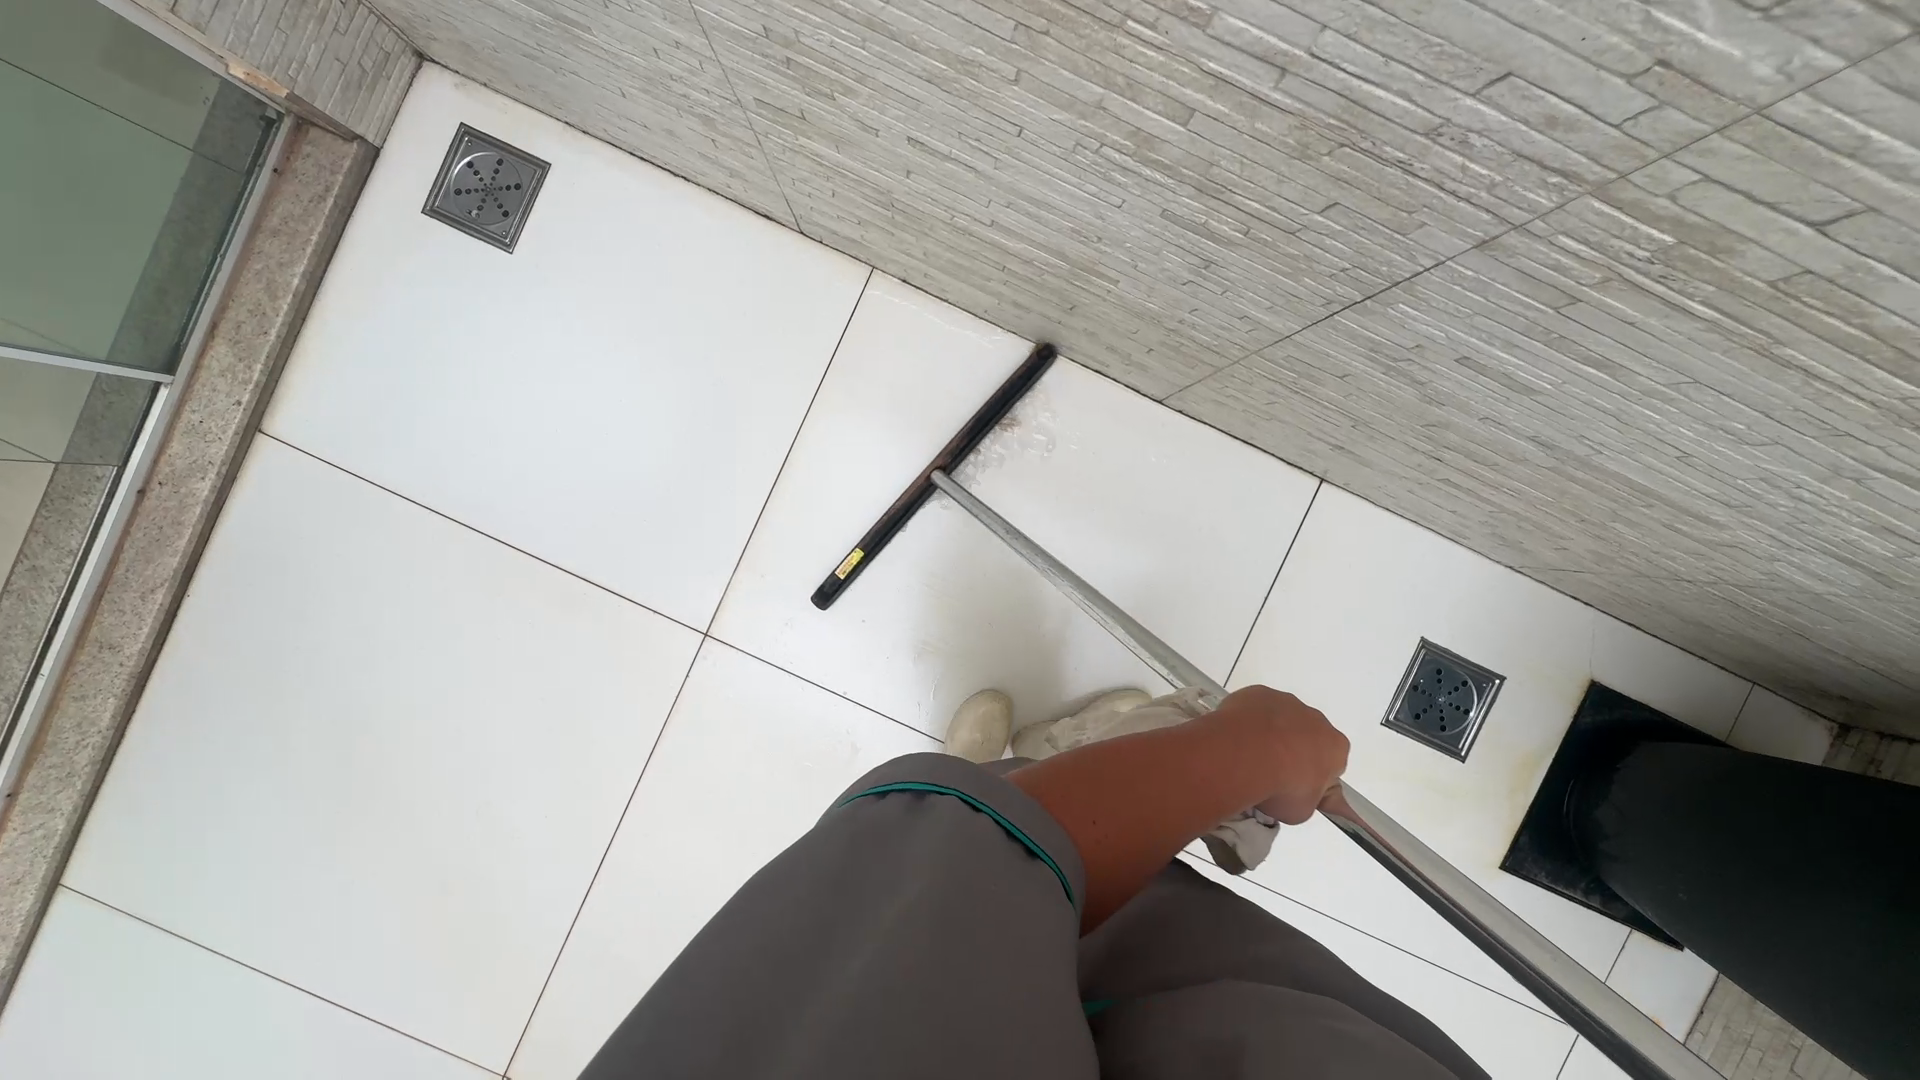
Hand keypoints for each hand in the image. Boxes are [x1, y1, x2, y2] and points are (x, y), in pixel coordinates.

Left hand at [1212, 685, 1349, 824]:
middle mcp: (1315, 719)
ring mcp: (1285, 702)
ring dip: (1270, 733)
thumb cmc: (1280, 786)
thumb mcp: (1303, 810)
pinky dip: (1248, 719)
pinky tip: (1236, 736)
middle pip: (1307, 736)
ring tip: (1248, 755)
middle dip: (1292, 750)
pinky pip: (1255, 707)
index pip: (1331, 762)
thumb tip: (1311, 799)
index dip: (1312, 776)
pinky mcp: (1258, 692)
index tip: (1294, 786)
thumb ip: (1311, 800)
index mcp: (1336, 746)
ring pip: (1280, 719)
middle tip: (1270, 771)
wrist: (1243, 755)